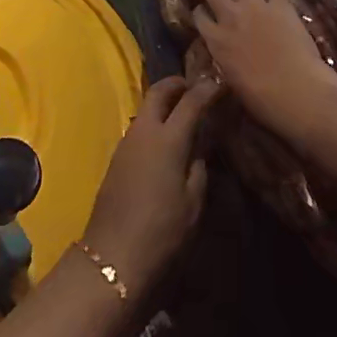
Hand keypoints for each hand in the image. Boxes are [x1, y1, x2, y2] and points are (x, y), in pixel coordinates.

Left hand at [81, 75, 220, 294]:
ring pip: (145, 108)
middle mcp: (144, 131)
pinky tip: (166, 139)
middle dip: (177, 84)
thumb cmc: (163, 230)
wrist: (114, 254)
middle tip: (196, 88)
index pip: (191, 101)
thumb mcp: (194, 200)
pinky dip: (154, 122)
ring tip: (184, 113)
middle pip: (158, 92)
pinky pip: (139, 127)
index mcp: (167, 138)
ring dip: (164, 103)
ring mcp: (126, 142)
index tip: (222, 82)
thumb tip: (199, 144)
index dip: (208, 88)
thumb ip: (198, 164)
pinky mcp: (117, 157)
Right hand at [194, 0, 336, 143]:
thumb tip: (228, 52)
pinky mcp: (281, 5)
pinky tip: (279, 0)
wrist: (297, 92)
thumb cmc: (262, 99)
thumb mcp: (232, 79)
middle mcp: (229, 16)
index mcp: (215, 40)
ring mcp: (255, 7)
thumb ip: (226, 57)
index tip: (207, 14)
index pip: (199, 14)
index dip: (203, 12)